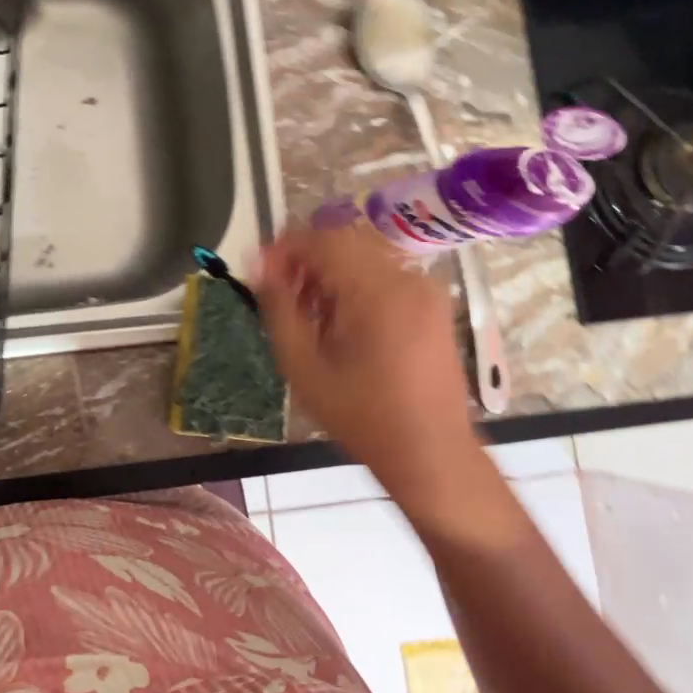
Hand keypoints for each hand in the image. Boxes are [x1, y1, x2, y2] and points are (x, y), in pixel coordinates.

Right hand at [255, 223, 481, 511]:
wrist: (431, 452)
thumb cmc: (362, 415)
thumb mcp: (303, 366)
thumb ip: (279, 308)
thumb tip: (261, 266)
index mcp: (376, 291)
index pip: (322, 240)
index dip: (284, 247)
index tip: (259, 269)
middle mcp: (406, 279)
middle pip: (344, 243)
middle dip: (306, 260)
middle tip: (280, 293)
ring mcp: (425, 291)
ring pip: (364, 257)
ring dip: (329, 273)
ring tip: (307, 312)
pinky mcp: (433, 306)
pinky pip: (385, 276)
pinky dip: (355, 285)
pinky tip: (339, 322)